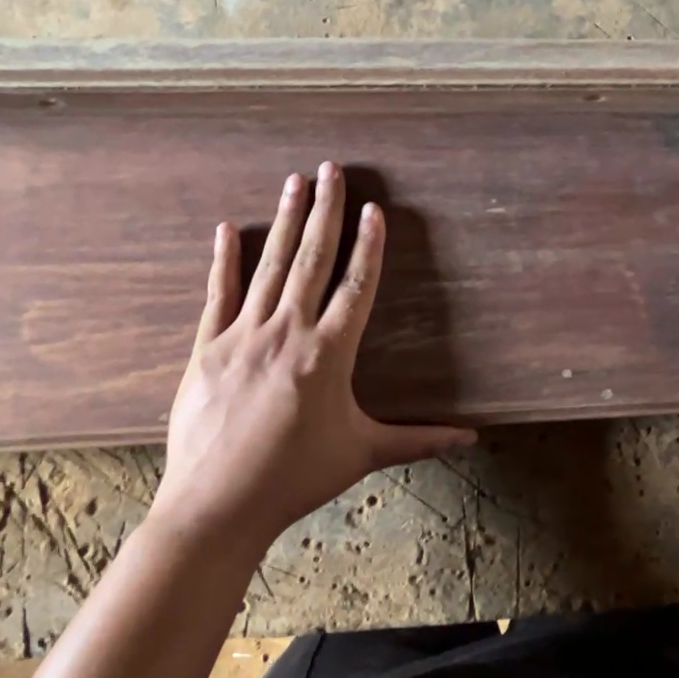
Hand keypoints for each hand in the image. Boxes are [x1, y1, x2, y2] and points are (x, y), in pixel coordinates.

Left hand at [146, 165, 475, 556]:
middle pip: (313, 259)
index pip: (356, 285)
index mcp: (328, 354)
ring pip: (271, 266)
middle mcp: (287, 334)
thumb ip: (419, 439)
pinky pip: (218, 295)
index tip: (374, 208)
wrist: (214, 508)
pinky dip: (225, 260)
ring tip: (296, 181)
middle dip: (326, 210)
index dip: (369, 244)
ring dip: (286, 221)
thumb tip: (471, 438)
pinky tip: (229, 228)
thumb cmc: (295, 480)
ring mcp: (243, 337)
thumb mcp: (363, 453)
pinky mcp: (207, 350)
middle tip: (333, 169)